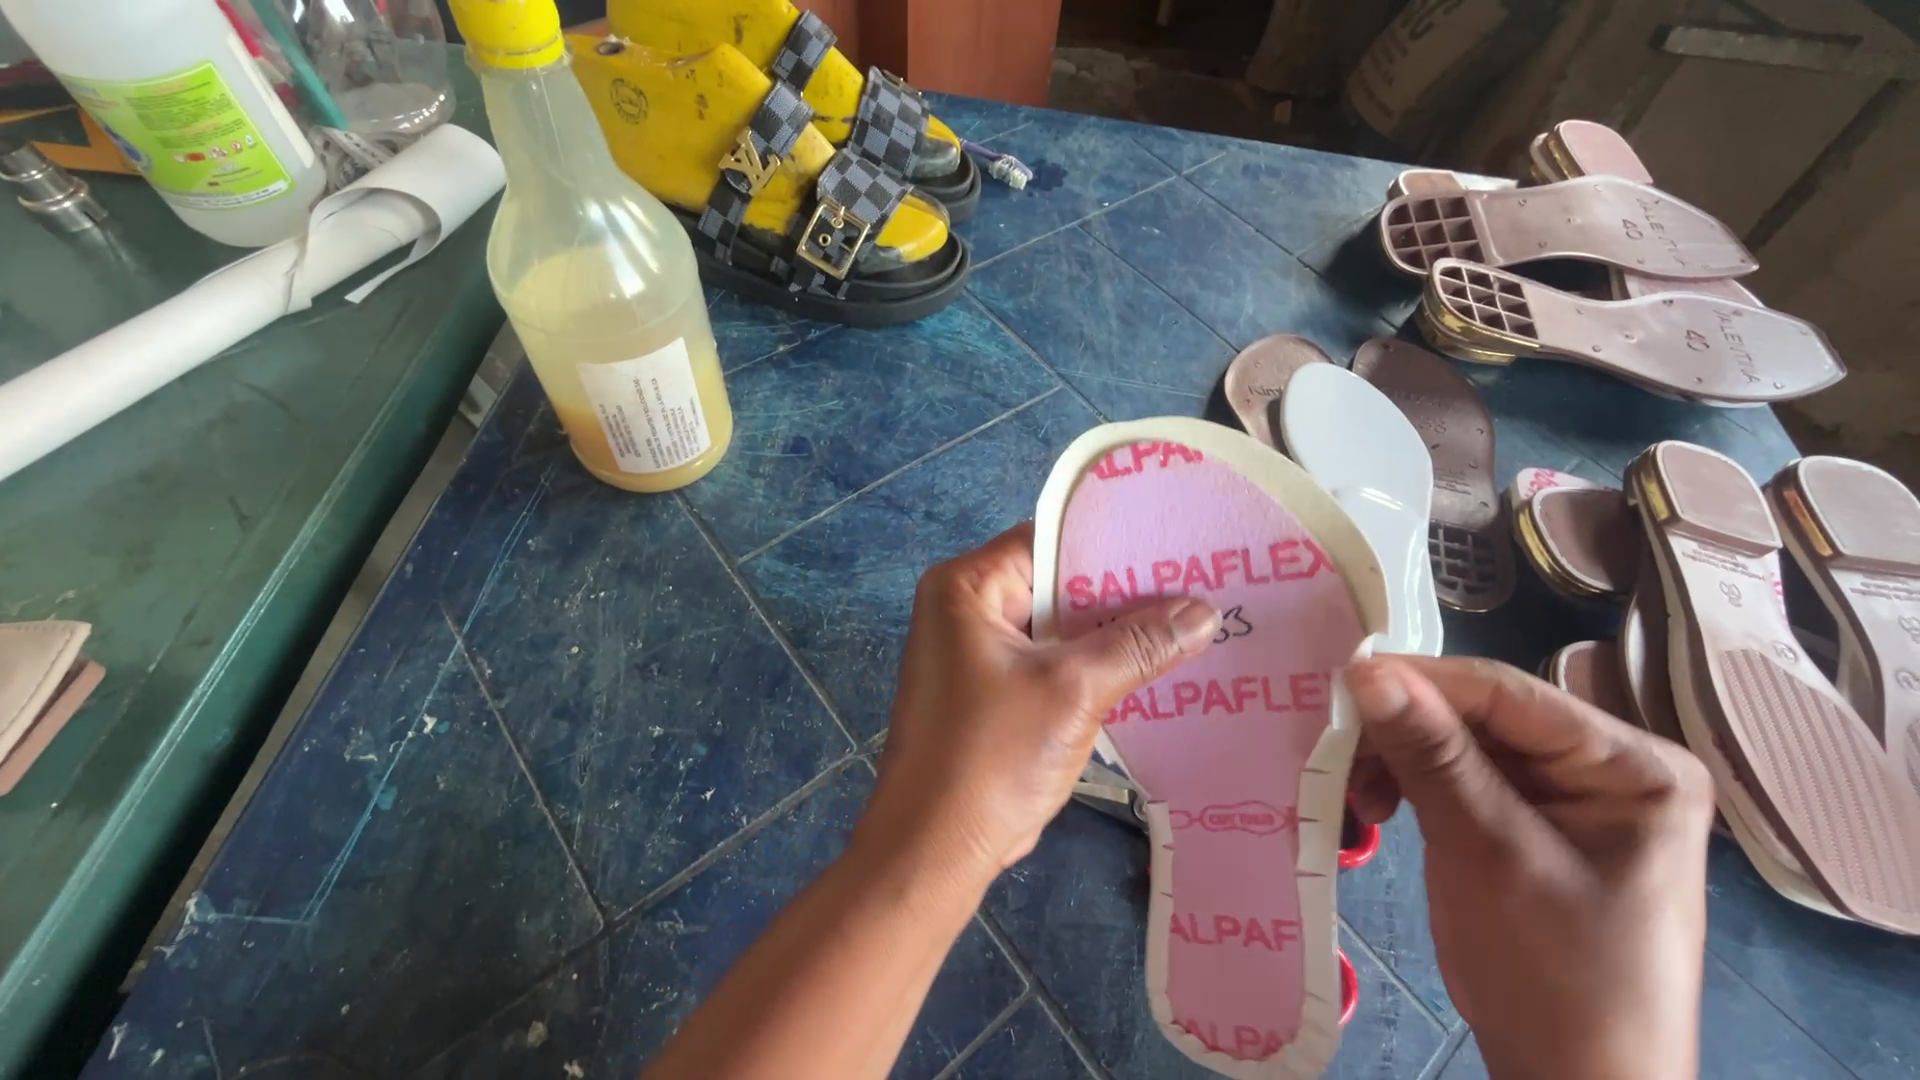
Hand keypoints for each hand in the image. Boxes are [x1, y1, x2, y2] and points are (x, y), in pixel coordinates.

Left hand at [861, 523, 1219, 890]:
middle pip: (1057, 584)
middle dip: (1123, 592)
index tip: (1177, 543)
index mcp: (966, 587)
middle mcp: (966, 608)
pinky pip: (1053, 661)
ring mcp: (979, 652)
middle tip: (1199, 582)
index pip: (1050, 541)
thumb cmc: (991, 757)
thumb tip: (1205, 610)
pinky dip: (1095, 665)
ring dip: (1114, 633)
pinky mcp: (994, 691)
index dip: (1113, 542)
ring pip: (1059, 626)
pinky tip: (1155, 667)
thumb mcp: (1072, 691)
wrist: (934, 850)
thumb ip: (1138, 644)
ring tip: (1192, 620)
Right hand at [1342, 656, 1713, 1079]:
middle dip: (1402, 729)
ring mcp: (1564, 792)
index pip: (1507, 694)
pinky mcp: (1524, 817)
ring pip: (1456, 741)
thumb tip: (1364, 670)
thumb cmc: (1554, 972)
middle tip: (1336, 749)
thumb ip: (1430, 754)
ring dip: (1397, 758)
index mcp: (1632, 763)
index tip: (1338, 683)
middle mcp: (1602, 763)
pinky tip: (1375, 806)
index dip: (1419, 681)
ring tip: (1355, 793)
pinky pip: (1453, 775)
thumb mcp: (1487, 852)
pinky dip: (1407, 783)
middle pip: (1479, 715)